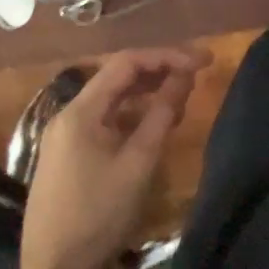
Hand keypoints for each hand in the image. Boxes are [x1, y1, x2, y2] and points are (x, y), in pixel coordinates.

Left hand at [20, 49, 198, 268]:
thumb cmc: (99, 213)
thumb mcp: (139, 161)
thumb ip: (163, 111)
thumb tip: (186, 74)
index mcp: (80, 112)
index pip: (127, 63)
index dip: (167, 56)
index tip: (202, 62)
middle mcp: (68, 116)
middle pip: (118, 77)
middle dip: (160, 72)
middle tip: (197, 77)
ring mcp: (65, 137)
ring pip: (113, 99)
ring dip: (148, 94)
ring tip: (181, 104)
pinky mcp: (68, 155)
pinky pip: (105, 120)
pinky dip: (133, 115)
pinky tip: (155, 127)